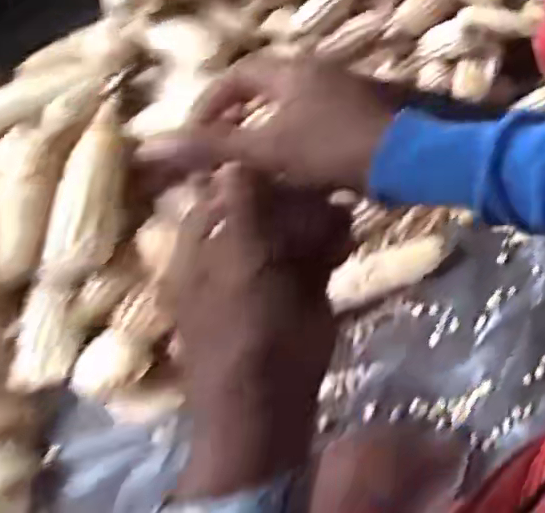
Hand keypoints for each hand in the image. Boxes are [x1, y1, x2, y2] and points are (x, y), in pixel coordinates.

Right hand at [144, 56, 406, 190]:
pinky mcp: (364, 109)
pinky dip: (297, 136)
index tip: (195, 137)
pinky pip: (318, 117)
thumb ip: (212, 145)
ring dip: (268, 129)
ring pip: (293, 104)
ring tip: (250, 163)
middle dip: (237, 117)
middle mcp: (321, 71)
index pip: (238, 74)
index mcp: (294, 71)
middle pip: (266, 88)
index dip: (209, 103)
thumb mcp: (266, 148)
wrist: (405, 155)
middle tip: (220, 150)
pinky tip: (293, 167)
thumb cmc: (332, 146)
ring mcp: (346, 88)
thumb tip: (148, 146)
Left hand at [168, 165, 351, 499]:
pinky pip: (320, 243)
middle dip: (298, 198)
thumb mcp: (239, 264)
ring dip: (321, 218)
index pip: (222, 191)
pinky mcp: (302, 277)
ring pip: (298, 220)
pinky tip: (342, 246)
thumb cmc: (246, 327)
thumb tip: (232, 161)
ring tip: (337, 227)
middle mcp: (234, 249)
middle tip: (322, 199)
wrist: (273, 392)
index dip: (253, 172)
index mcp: (201, 246)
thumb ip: (240, 212)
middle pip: (268, 201)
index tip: (289, 153)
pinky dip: (333, 240)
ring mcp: (269, 264)